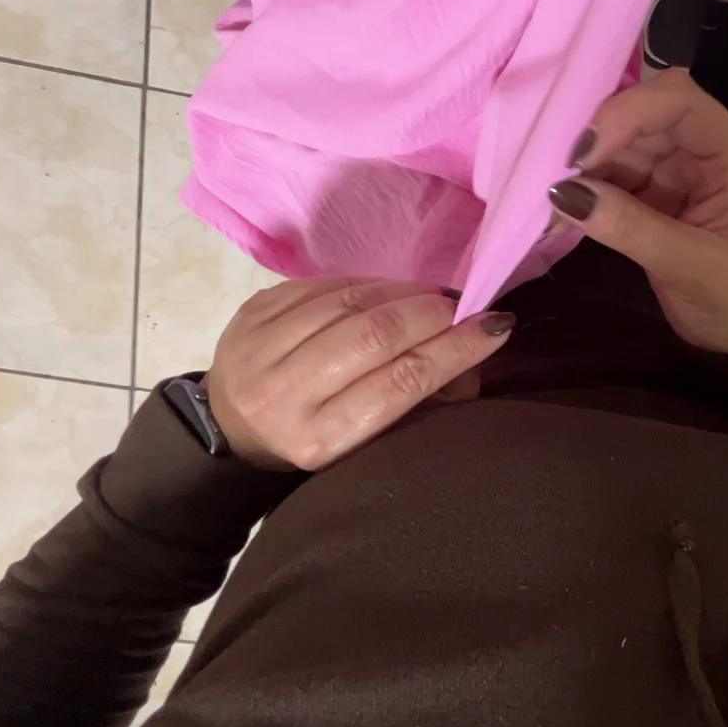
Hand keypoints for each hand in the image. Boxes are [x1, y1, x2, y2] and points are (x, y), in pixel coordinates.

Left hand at [206, 278, 514, 469]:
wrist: (232, 430)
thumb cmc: (316, 441)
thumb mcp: (367, 440)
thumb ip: (422, 400)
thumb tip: (471, 355)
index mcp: (320, 438)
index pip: (402, 381)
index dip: (455, 349)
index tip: (495, 326)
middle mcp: (284, 394)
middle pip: (376, 335)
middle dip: (434, 313)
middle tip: (466, 307)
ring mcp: (262, 347)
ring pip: (351, 302)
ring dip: (407, 292)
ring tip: (436, 297)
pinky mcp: (253, 310)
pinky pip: (326, 285)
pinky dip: (371, 285)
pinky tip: (393, 291)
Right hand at [550, 69, 727, 352]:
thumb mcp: (692, 267)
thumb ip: (632, 229)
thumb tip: (565, 195)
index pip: (678, 103)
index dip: (628, 113)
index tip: (584, 153)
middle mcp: (700, 153)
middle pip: (642, 116)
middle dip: (598, 139)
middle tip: (556, 176)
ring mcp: (673, 173)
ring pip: (620, 145)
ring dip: (584, 168)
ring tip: (551, 201)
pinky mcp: (650, 197)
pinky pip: (610, 178)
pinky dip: (583, 192)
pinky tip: (559, 214)